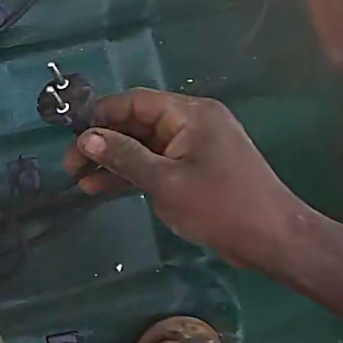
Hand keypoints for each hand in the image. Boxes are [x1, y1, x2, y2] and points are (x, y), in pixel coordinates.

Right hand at [63, 89, 313, 271]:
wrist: (274, 241)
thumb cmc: (221, 206)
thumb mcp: (166, 182)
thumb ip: (124, 157)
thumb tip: (86, 138)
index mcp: (190, 114)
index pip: (136, 102)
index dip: (101, 115)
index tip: (71, 134)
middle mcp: (191, 123)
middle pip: (137, 124)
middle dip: (102, 143)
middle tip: (69, 165)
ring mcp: (194, 147)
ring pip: (143, 147)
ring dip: (113, 162)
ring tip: (78, 181)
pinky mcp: (194, 170)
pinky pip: (156, 164)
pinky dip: (132, 175)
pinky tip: (102, 188)